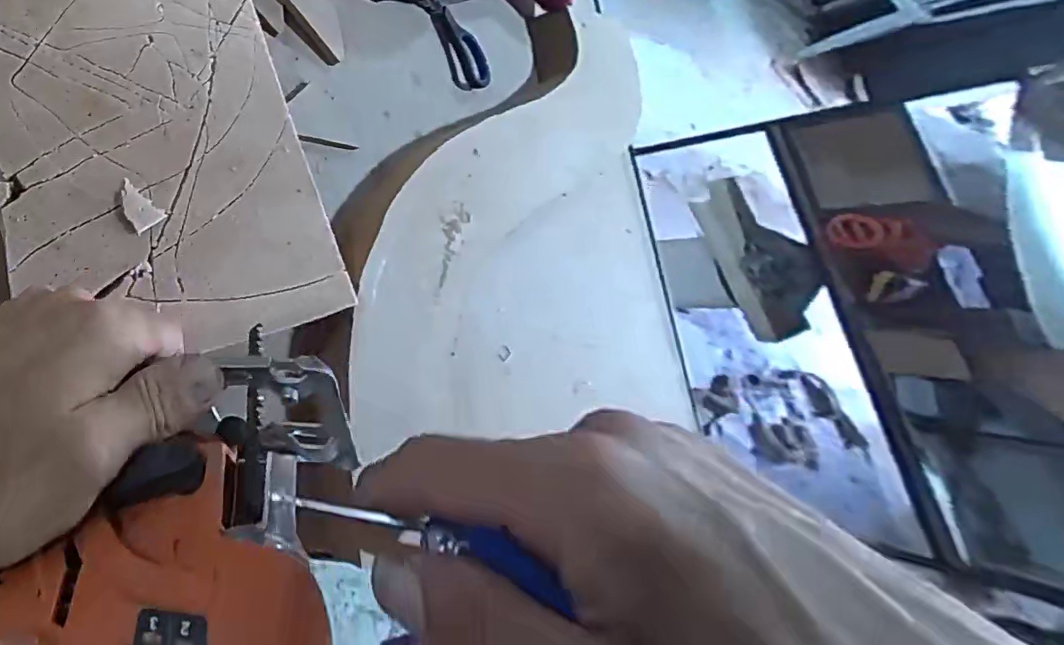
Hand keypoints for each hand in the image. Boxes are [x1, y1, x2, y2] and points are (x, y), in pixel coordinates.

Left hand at [0, 285, 221, 569]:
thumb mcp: (95, 454)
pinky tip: (30, 406)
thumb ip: (160, 403)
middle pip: (137, 335)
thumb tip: (215, 367)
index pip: (178, 342)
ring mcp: (31, 307)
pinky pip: (57, 336)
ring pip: (97, 336)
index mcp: (107, 325)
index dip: (173, 391)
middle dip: (134, 383)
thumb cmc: (1, 474)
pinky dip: (62, 366)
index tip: (146, 438)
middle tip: (102, 445)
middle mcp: (75, 299)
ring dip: (98, 376)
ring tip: (63, 429)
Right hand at [357, 411, 1011, 643]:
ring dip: (541, 547)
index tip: (362, 538)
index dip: (386, 497)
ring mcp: (662, 441)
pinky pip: (609, 486)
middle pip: (494, 479)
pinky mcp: (701, 460)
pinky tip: (655, 599)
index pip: (435, 462)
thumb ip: (482, 621)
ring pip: (551, 486)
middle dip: (478, 548)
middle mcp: (610, 436)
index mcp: (578, 479)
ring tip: (595, 623)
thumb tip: (393, 567)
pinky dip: (594, 535)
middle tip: (504, 627)